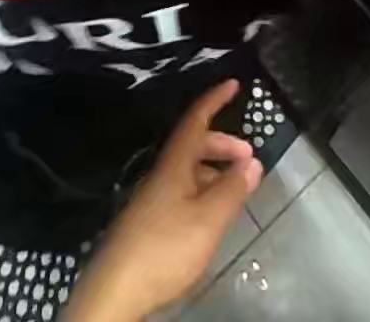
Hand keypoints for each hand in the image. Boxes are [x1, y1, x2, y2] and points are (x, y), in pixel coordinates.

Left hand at [64, 80, 263, 321]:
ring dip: (215, 168)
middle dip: (223, 143)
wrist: (118, 285)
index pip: (196, 119)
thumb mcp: (207, 220)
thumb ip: (230, 190)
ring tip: (238, 185)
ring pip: (190, 168)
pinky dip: (205, 188)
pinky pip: (185, 188)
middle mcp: (164, 171)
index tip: (233, 83)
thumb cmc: (165, 246)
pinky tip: (215, 210)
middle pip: (194, 143)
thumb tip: (252, 161)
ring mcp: (156, 195)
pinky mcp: (153, 217)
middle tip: (249, 156)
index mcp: (175, 163)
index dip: (214, 100)